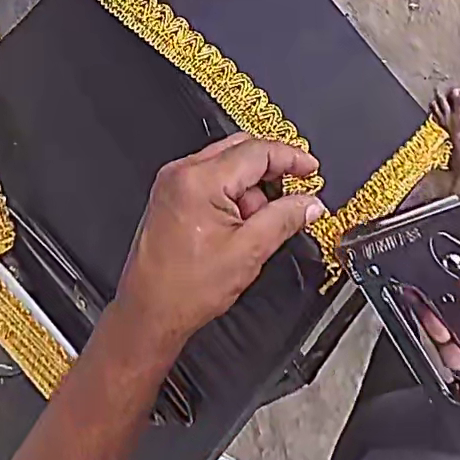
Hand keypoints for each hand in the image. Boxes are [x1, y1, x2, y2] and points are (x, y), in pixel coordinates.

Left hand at [107, 134, 327, 359]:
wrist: (150, 310)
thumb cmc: (185, 288)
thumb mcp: (248, 251)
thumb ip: (284, 218)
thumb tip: (309, 203)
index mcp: (199, 181)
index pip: (256, 151)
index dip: (291, 157)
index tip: (310, 168)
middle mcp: (181, 173)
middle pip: (240, 149)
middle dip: (271, 169)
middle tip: (294, 192)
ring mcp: (172, 183)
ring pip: (226, 163)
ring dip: (251, 185)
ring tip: (256, 224)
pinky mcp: (171, 195)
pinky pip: (210, 178)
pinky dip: (232, 193)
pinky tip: (239, 223)